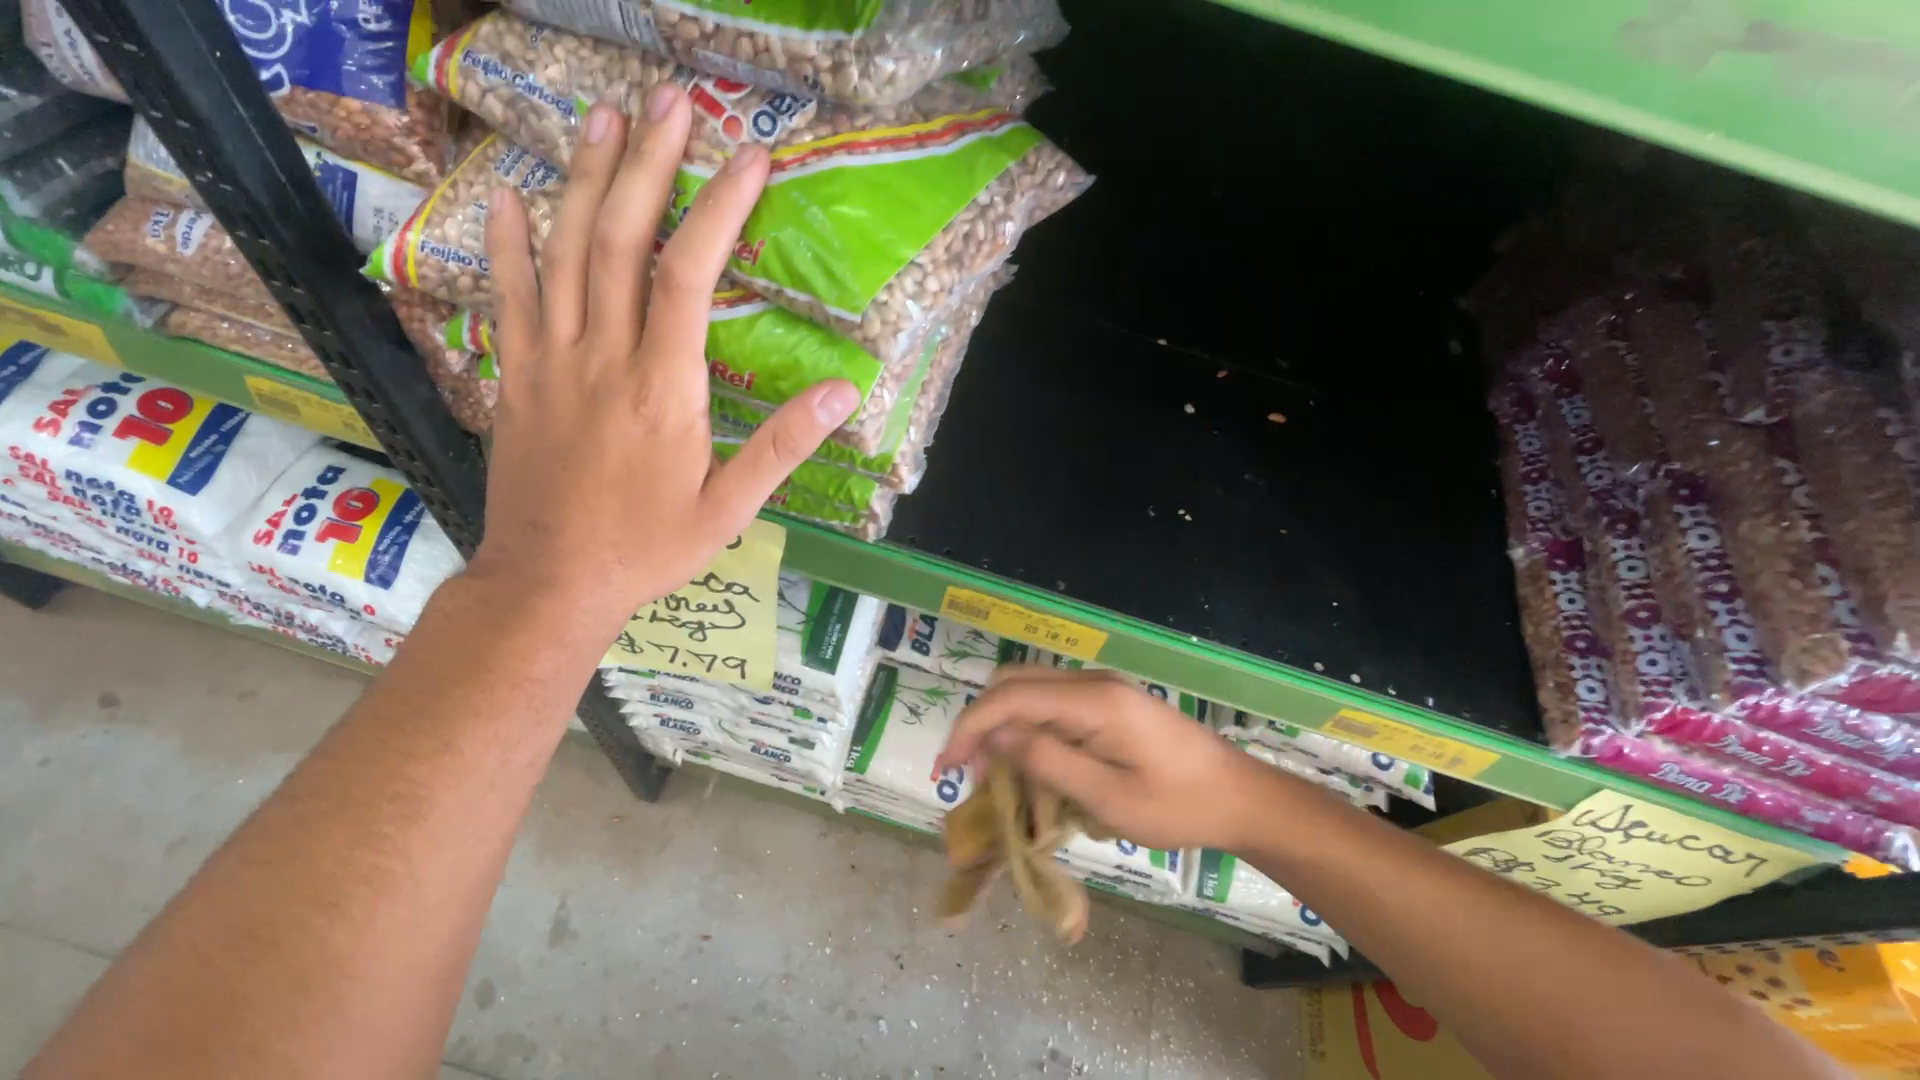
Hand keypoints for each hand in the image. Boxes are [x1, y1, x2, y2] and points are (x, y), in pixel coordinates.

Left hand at [468, 86, 860, 629]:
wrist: (550, 583)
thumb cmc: (649, 548)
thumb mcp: (732, 509)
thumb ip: (783, 445)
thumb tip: (845, 391)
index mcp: (664, 388)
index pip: (688, 276)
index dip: (718, 208)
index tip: (748, 156)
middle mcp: (604, 358)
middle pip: (621, 240)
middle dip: (649, 164)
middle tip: (671, 103)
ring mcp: (550, 362)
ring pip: (563, 254)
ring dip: (584, 180)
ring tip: (607, 120)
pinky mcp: (515, 376)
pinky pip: (508, 298)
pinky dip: (507, 243)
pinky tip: (510, 194)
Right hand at [934, 667, 1290, 851]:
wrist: (1240, 799)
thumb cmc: (1178, 806)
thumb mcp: (1107, 796)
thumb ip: (1046, 761)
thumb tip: (992, 734)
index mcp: (1093, 701)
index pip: (1011, 697)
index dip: (970, 726)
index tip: (945, 766)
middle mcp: (1093, 682)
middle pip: (1015, 682)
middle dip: (980, 721)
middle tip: (964, 770)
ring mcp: (1103, 690)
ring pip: (1031, 690)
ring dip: (1002, 724)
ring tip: (989, 772)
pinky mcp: (1109, 704)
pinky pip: (1053, 705)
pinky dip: (1027, 728)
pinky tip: (1026, 764)